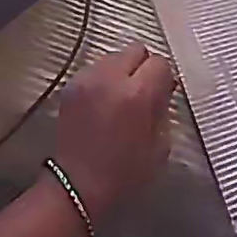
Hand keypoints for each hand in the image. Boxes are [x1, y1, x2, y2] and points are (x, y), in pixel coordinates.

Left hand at [54, 44, 175, 217]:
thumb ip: (163, 109)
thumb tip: (164, 88)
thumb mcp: (159, 146)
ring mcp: (87, 77)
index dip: (164, 77)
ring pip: (114, 56)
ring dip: (122, 71)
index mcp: (137, 94)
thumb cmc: (124, 173)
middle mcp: (110, 77)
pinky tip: (103, 102)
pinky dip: (104, 78)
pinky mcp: (71, 83)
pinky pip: (96, 69)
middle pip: (136, 50)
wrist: (77, 185)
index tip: (164, 92)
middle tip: (144, 91)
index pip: (160, 63)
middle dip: (144, 66)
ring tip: (121, 97)